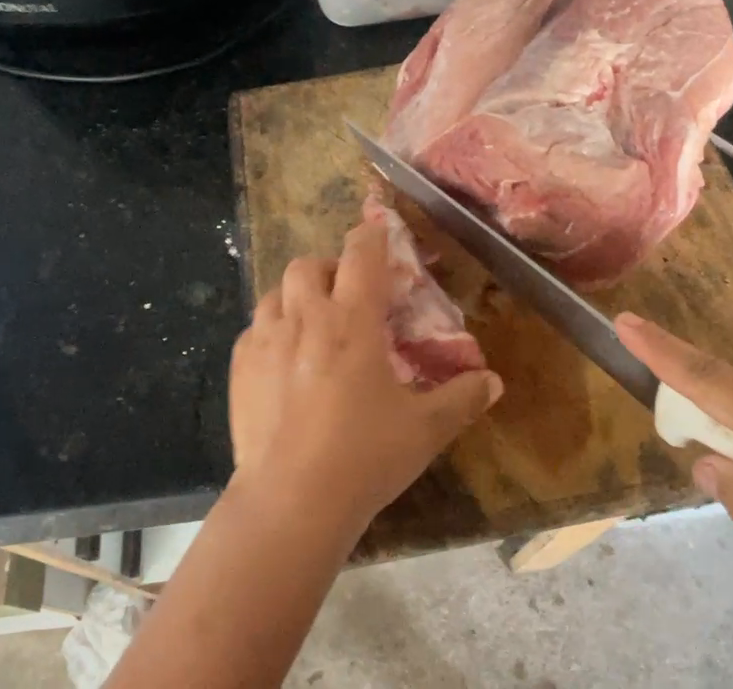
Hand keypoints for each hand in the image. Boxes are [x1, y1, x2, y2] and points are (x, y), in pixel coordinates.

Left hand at [229, 219, 502, 535]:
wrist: (291, 499)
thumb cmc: (365, 456)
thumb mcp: (425, 430)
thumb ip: (461, 399)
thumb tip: (493, 382)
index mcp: (352, 321)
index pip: (361, 256)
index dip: (371, 237)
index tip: (378, 233)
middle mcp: (304, 318)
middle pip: (308, 265)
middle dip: (329, 269)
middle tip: (347, 297)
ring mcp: (265, 341)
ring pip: (274, 293)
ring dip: (296, 297)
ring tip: (312, 325)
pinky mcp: (240, 369)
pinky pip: (253, 330)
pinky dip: (270, 330)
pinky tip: (283, 360)